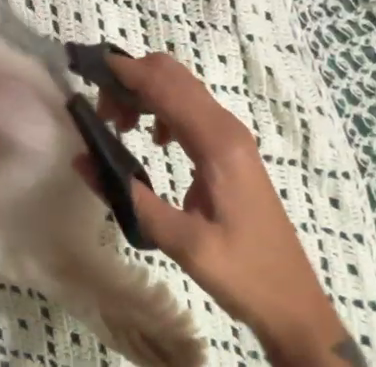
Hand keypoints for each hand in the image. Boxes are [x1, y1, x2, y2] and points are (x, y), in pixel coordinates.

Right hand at [77, 53, 348, 359]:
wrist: (294, 305)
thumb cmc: (243, 273)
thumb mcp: (181, 242)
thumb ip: (129, 197)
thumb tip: (80, 159)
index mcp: (217, 144)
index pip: (164, 84)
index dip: (123, 70)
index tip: (85, 70)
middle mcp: (226, 129)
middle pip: (171, 74)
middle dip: (129, 80)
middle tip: (100, 113)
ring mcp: (231, 138)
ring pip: (178, 87)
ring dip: (142, 92)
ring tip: (117, 126)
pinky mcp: (229, 150)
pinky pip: (188, 108)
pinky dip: (158, 107)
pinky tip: (149, 139)